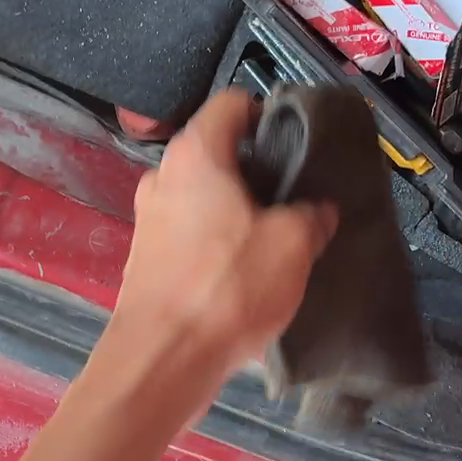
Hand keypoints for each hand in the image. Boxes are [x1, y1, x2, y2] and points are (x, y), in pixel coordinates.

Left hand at [107, 90, 337, 392]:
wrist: (161, 357)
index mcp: (196, 153)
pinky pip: (187, 222)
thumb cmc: (228, 286)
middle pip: (215, 147)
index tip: (294, 143)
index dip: (266, 113)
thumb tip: (316, 209)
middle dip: (255, 165)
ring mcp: (149, 211)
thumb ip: (310, 214)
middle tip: (292, 193)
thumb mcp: (291, 245)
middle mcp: (164, 171)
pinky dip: (214, 231)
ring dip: (234, 202)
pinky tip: (241, 264)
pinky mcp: (145, 249)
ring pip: (201, 188)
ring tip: (272, 232)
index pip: (231, 103)